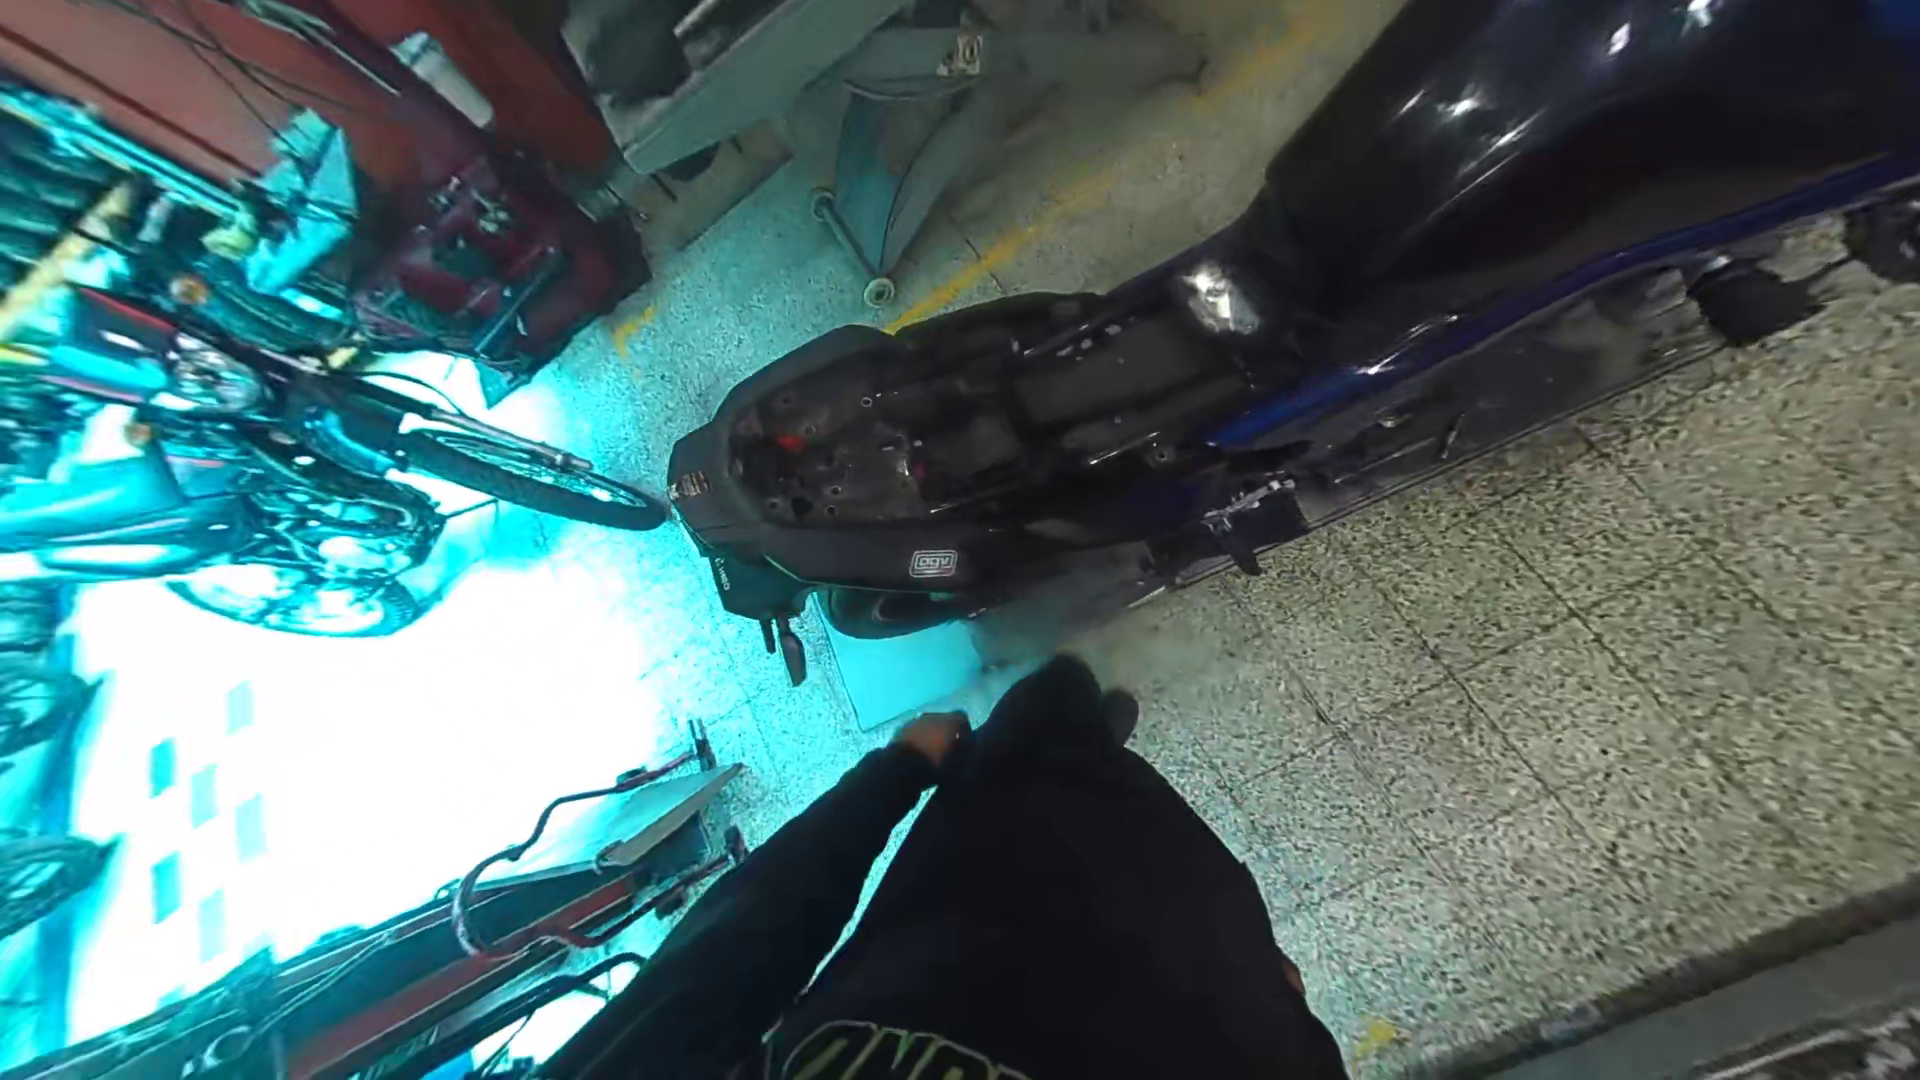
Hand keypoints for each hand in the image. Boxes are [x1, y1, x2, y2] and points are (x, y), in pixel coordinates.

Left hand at [894, 711, 968, 767]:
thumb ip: (964, 753)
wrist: (901, 767)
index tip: (964, 745)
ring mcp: (917, 720)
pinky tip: (918, 751)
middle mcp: (935, 715)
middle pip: (945, 720)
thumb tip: (966, 747)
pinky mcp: (903, 727)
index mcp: (952, 721)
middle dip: (947, 732)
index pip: (963, 719)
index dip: (965, 732)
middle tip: (948, 748)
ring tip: (931, 751)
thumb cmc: (934, 766)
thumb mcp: (957, 766)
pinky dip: (919, 738)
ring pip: (929, 724)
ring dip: (932, 734)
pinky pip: (916, 731)